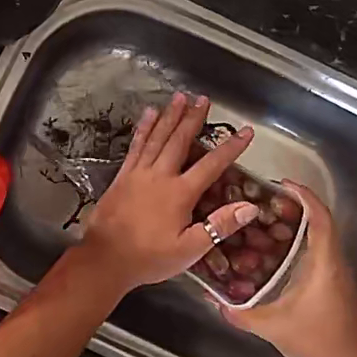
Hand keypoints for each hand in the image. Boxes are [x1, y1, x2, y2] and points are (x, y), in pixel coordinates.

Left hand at [70, 92, 262, 300]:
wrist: (106, 259)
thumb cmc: (150, 258)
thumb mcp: (190, 249)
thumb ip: (219, 226)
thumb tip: (250, 208)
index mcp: (180, 193)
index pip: (212, 165)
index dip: (231, 148)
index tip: (245, 132)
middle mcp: (160, 176)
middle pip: (180, 140)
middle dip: (194, 118)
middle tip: (203, 99)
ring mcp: (139, 173)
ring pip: (158, 137)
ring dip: (170, 116)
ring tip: (180, 97)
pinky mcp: (123, 176)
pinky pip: (136, 145)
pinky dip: (144, 128)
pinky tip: (149, 114)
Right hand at [220, 182, 356, 356]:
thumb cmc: (320, 344)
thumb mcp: (274, 328)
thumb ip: (243, 314)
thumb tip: (216, 302)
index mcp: (325, 264)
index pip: (320, 218)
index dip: (304, 197)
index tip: (282, 184)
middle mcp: (334, 263)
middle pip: (320, 222)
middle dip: (295, 207)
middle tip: (265, 202)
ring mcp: (337, 275)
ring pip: (320, 237)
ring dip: (298, 225)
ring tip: (265, 221)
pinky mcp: (334, 286)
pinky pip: (318, 253)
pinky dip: (300, 243)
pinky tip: (277, 252)